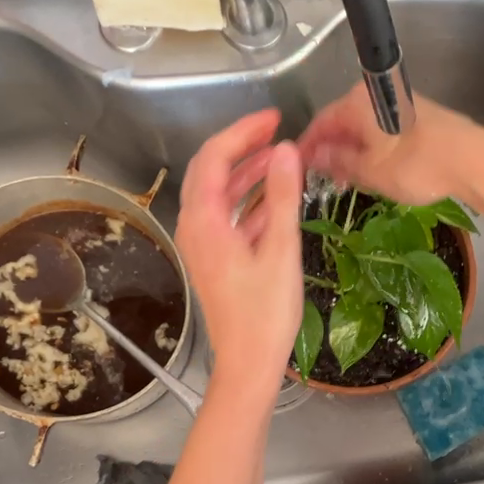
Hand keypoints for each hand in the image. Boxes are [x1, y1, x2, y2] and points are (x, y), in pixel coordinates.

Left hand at [174, 109, 303, 388]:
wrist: (248, 364)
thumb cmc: (265, 315)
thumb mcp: (280, 252)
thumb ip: (282, 198)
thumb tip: (287, 152)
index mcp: (204, 221)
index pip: (214, 157)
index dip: (243, 132)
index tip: (273, 119)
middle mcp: (196, 228)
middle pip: (213, 173)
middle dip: (245, 150)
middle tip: (278, 135)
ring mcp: (204, 246)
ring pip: (221, 197)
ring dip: (250, 177)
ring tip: (282, 164)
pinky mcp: (217, 262)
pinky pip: (229, 220)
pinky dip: (250, 205)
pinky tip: (276, 204)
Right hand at [298, 84, 483, 211]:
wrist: (470, 160)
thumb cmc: (417, 166)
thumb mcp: (371, 171)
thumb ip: (341, 162)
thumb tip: (318, 156)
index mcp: (355, 103)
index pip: (320, 122)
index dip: (308, 146)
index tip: (299, 166)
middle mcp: (375, 95)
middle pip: (343, 122)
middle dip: (331, 149)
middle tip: (323, 178)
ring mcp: (399, 104)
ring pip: (365, 128)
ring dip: (354, 152)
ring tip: (348, 180)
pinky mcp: (418, 117)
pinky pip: (385, 132)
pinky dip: (374, 150)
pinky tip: (376, 171)